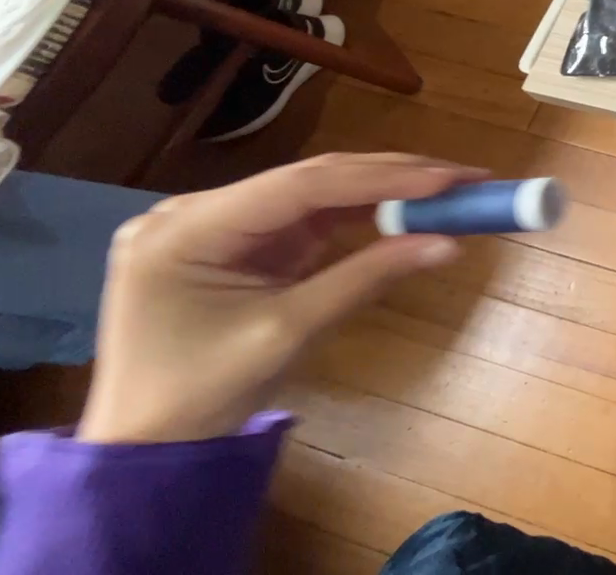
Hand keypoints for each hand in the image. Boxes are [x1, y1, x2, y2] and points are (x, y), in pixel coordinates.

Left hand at [77, 153, 483, 443]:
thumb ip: (367, 277)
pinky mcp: (245, 234)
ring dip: (386, 186)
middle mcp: (197, 210)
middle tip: (466, 176)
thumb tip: (451, 244)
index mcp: (185, 231)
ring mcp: (221, 220)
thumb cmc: (204, 390)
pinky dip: (366, 208)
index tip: (448, 178)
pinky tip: (410, 202)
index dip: (381, 178)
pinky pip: (315, 210)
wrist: (149, 440)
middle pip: (313, 178)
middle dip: (394, 175)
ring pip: (320, 188)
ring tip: (451, 184)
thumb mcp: (289, 331)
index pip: (301, 187)